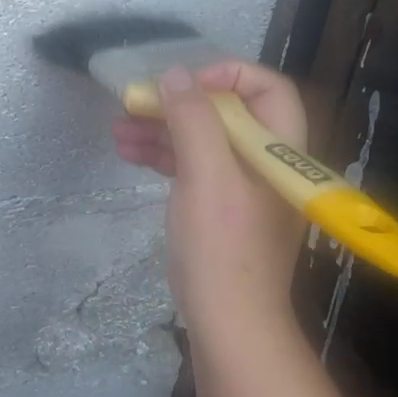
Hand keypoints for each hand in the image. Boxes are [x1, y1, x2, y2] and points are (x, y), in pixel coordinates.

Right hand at [113, 61, 307, 339]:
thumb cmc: (223, 247)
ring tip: (119, 128)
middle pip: (226, 111)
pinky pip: (189, 164)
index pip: (268, 89)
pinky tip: (128, 151)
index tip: (184, 85)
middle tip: (137, 101)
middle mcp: (264, 163)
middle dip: (179, 102)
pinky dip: (160, 153)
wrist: (227, 322)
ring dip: (161, 127)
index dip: (227, 75)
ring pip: (202, 137)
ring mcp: (240, 186)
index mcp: (279, 153)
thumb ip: (193, 120)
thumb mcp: (206, 176)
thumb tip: (175, 74)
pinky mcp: (216, 206)